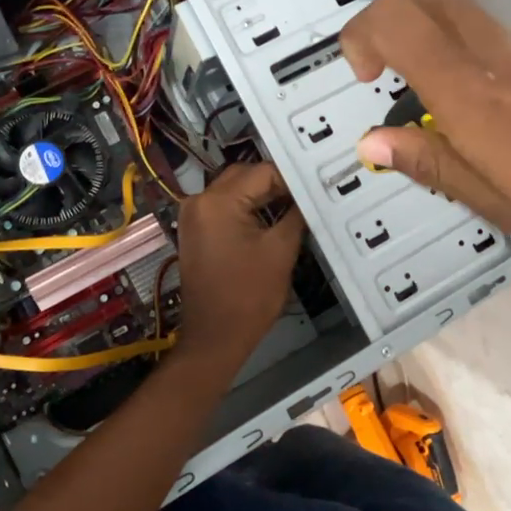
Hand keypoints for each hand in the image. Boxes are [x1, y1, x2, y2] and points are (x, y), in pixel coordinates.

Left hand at [173, 163, 306, 369]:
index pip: (262, 172)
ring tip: (295, 203)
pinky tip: (272, 217)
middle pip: (245, 175)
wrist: (215, 338)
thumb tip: (309, 194)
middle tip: (308, 193)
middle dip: (276, 183)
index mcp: (217, 201)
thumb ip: (295, 214)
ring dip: (262, 195)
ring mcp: (193, 215)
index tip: (317, 185)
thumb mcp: (280, 251)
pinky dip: (247, 208)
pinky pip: (225, 206)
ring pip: (234, 189)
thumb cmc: (249, 296)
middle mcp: (199, 200)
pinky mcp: (196, 230)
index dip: (292, 177)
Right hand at [340, 0, 510, 282]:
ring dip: (460, 60)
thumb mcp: (508, 211)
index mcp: (477, 94)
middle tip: (402, 80)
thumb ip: (436, 166)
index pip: (396, 21)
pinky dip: (510, 77)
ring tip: (494, 142)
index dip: (362, 34)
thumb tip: (371, 142)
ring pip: (483, 28)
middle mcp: (510, 53)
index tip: (366, 79)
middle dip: (400, 22)